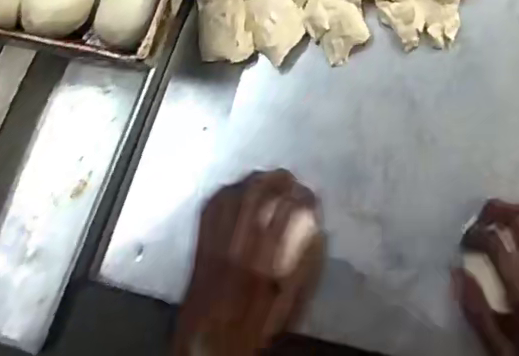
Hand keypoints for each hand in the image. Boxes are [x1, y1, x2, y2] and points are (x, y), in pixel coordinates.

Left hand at [172, 170, 325, 355]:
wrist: (208, 339)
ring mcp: (215, 237)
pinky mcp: (200, 236)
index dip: (302, 198)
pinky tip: (239, 188)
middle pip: (257, 193)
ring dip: (255, 179)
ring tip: (268, 179)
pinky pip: (215, 199)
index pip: (286, 214)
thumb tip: (318, 232)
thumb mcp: (288, 302)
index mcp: (263, 263)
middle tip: (290, 179)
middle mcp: (237, 243)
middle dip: (277, 179)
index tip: (312, 196)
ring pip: (235, 191)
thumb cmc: (253, 324)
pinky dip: (231, 188)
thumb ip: (304, 266)